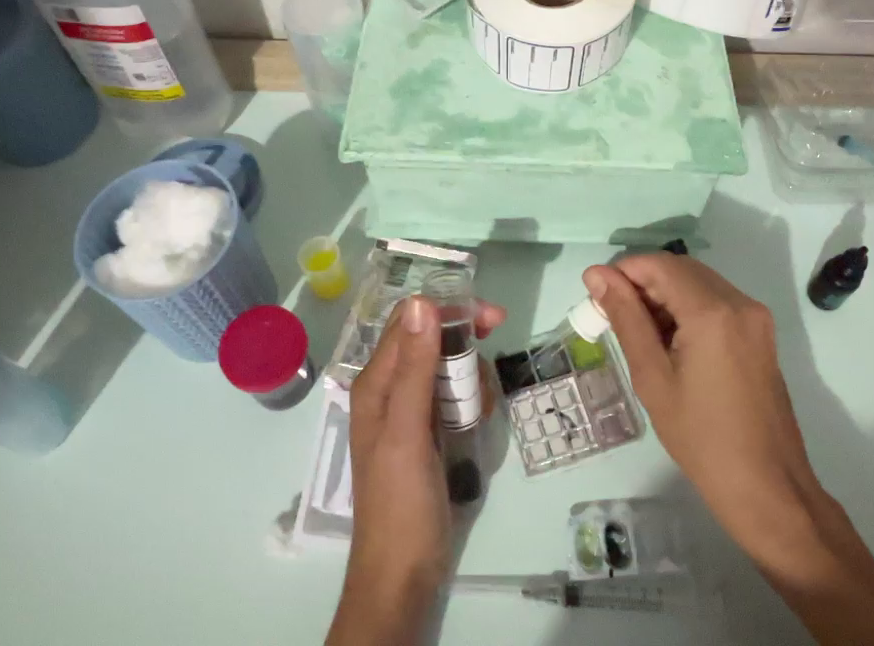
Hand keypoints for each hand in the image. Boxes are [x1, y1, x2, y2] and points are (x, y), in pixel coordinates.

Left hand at [326, 295, 504, 645]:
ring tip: (483, 401)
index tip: (491, 315)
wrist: (404, 571)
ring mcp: (411, 413)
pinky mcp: (430, 433)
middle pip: (430, 340)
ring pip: (447, 367)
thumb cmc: (401, 500)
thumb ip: (415, 367)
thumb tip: (422, 301)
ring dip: (471, 372)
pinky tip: (481, 418)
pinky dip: (471, 398)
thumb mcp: (408, 430)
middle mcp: (390, 390)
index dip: (447, 309)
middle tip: (498, 336)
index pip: (409, 323)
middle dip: (464, 337)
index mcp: (375, 383)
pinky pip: (453, 397)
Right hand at [585, 254, 873, 645]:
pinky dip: (688, 308)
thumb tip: (597, 275)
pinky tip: (670, 343)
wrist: (766, 486)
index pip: (659, 265)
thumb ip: (625, 318)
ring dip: (665, 295)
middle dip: (643, 283)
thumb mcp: (652, 377)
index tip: (596, 297)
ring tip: (639, 335)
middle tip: (613, 317)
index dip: (624, 272)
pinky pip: (717, 302)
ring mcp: (756, 317)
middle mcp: (740, 302)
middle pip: (681, 268)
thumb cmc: (701, 438)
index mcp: (713, 312)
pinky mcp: (761, 333)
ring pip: (699, 283)